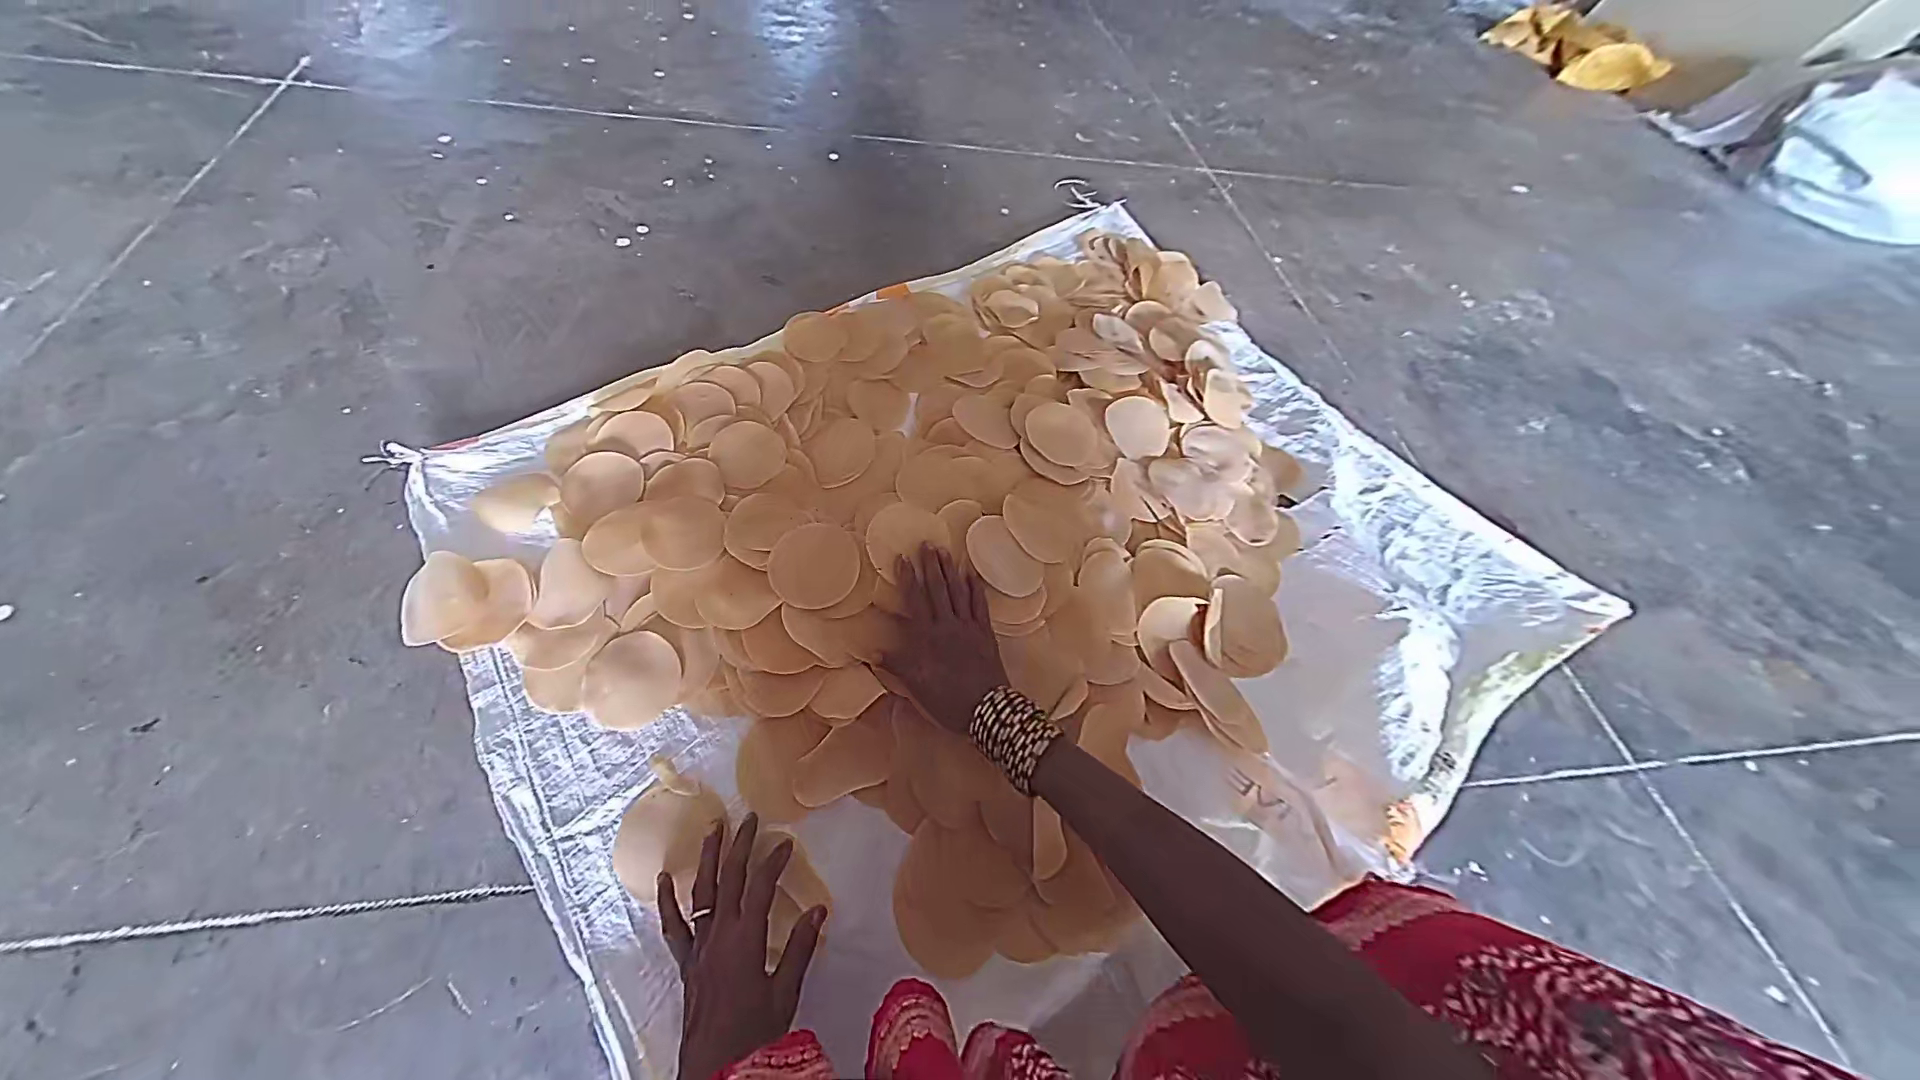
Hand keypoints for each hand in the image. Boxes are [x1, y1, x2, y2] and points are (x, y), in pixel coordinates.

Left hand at [659, 813, 825, 1079]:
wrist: (715, 1069)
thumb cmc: (755, 1033)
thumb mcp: (786, 991)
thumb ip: (800, 948)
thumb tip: (820, 909)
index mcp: (746, 939)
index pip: (760, 887)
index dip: (773, 860)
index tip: (786, 842)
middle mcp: (719, 935)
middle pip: (729, 879)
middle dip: (740, 845)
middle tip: (749, 817)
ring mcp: (699, 947)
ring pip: (701, 892)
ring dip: (708, 858)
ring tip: (712, 828)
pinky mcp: (686, 962)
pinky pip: (674, 926)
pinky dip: (668, 900)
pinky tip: (665, 877)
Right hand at [877, 544, 1009, 736]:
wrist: (987, 710)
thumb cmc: (947, 701)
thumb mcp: (916, 687)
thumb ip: (896, 666)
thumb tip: (872, 652)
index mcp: (927, 637)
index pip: (915, 601)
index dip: (908, 578)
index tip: (902, 558)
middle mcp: (947, 626)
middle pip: (937, 590)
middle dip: (930, 566)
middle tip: (927, 543)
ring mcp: (969, 627)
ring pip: (958, 592)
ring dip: (950, 571)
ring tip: (945, 552)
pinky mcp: (986, 633)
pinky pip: (980, 605)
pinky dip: (975, 589)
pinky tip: (972, 575)